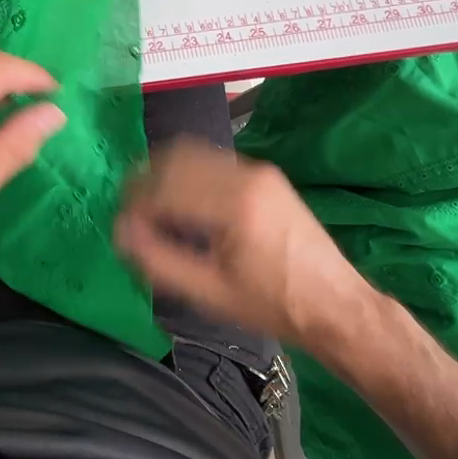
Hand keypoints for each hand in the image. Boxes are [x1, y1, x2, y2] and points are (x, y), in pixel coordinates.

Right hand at [114, 138, 372, 347]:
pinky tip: (181, 200)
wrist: (336, 306)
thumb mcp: (210, 294)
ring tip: (150, 203)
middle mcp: (246, 175)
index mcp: (235, 205)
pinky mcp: (264, 173)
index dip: (134, 202)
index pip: (165, 186)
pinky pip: (212, 159)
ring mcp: (257, 170)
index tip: (121, 224)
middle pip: (175, 158)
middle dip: (145, 180)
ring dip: (164, 172)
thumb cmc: (272, 306)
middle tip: (129, 209)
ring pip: (192, 152)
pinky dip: (187, 172)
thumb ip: (159, 261)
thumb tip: (120, 232)